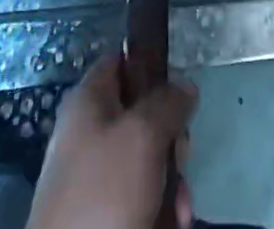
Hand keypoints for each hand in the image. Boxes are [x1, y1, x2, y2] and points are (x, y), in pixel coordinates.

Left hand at [27, 53, 197, 228]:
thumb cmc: (103, 190)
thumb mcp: (142, 134)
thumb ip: (168, 102)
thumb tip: (185, 85)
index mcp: (88, 101)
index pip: (121, 60)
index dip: (151, 65)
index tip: (178, 84)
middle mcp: (92, 132)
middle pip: (144, 113)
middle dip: (172, 135)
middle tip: (179, 154)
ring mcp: (99, 173)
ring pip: (151, 157)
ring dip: (173, 177)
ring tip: (178, 201)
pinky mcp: (109, 210)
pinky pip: (146, 193)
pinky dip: (164, 205)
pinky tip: (173, 220)